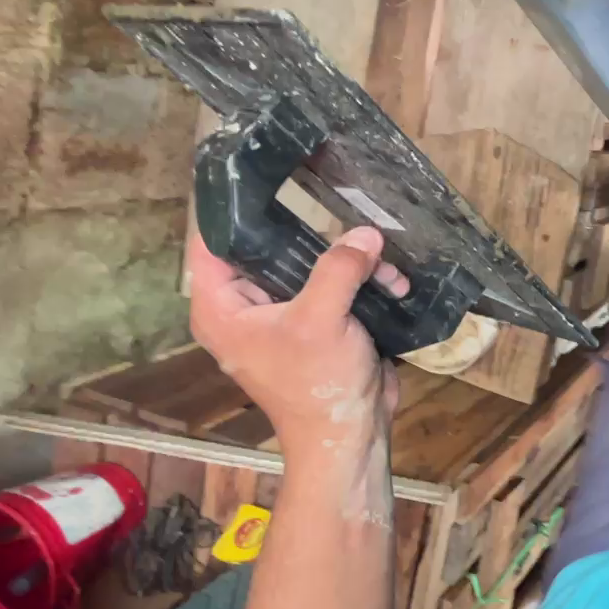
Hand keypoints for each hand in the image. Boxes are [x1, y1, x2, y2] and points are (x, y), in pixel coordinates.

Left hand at [187, 225, 409, 458]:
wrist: (351, 432)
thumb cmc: (316, 383)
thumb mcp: (321, 319)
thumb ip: (339, 269)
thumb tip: (366, 234)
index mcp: (224, 306)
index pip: (214, 242)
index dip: (235, 209)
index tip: (267, 175)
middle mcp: (250, 306)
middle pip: (276, 249)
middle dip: (319, 235)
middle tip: (351, 217)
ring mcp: (289, 316)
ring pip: (317, 266)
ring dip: (356, 264)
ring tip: (388, 271)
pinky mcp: (324, 324)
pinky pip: (340, 286)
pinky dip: (367, 282)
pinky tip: (394, 284)